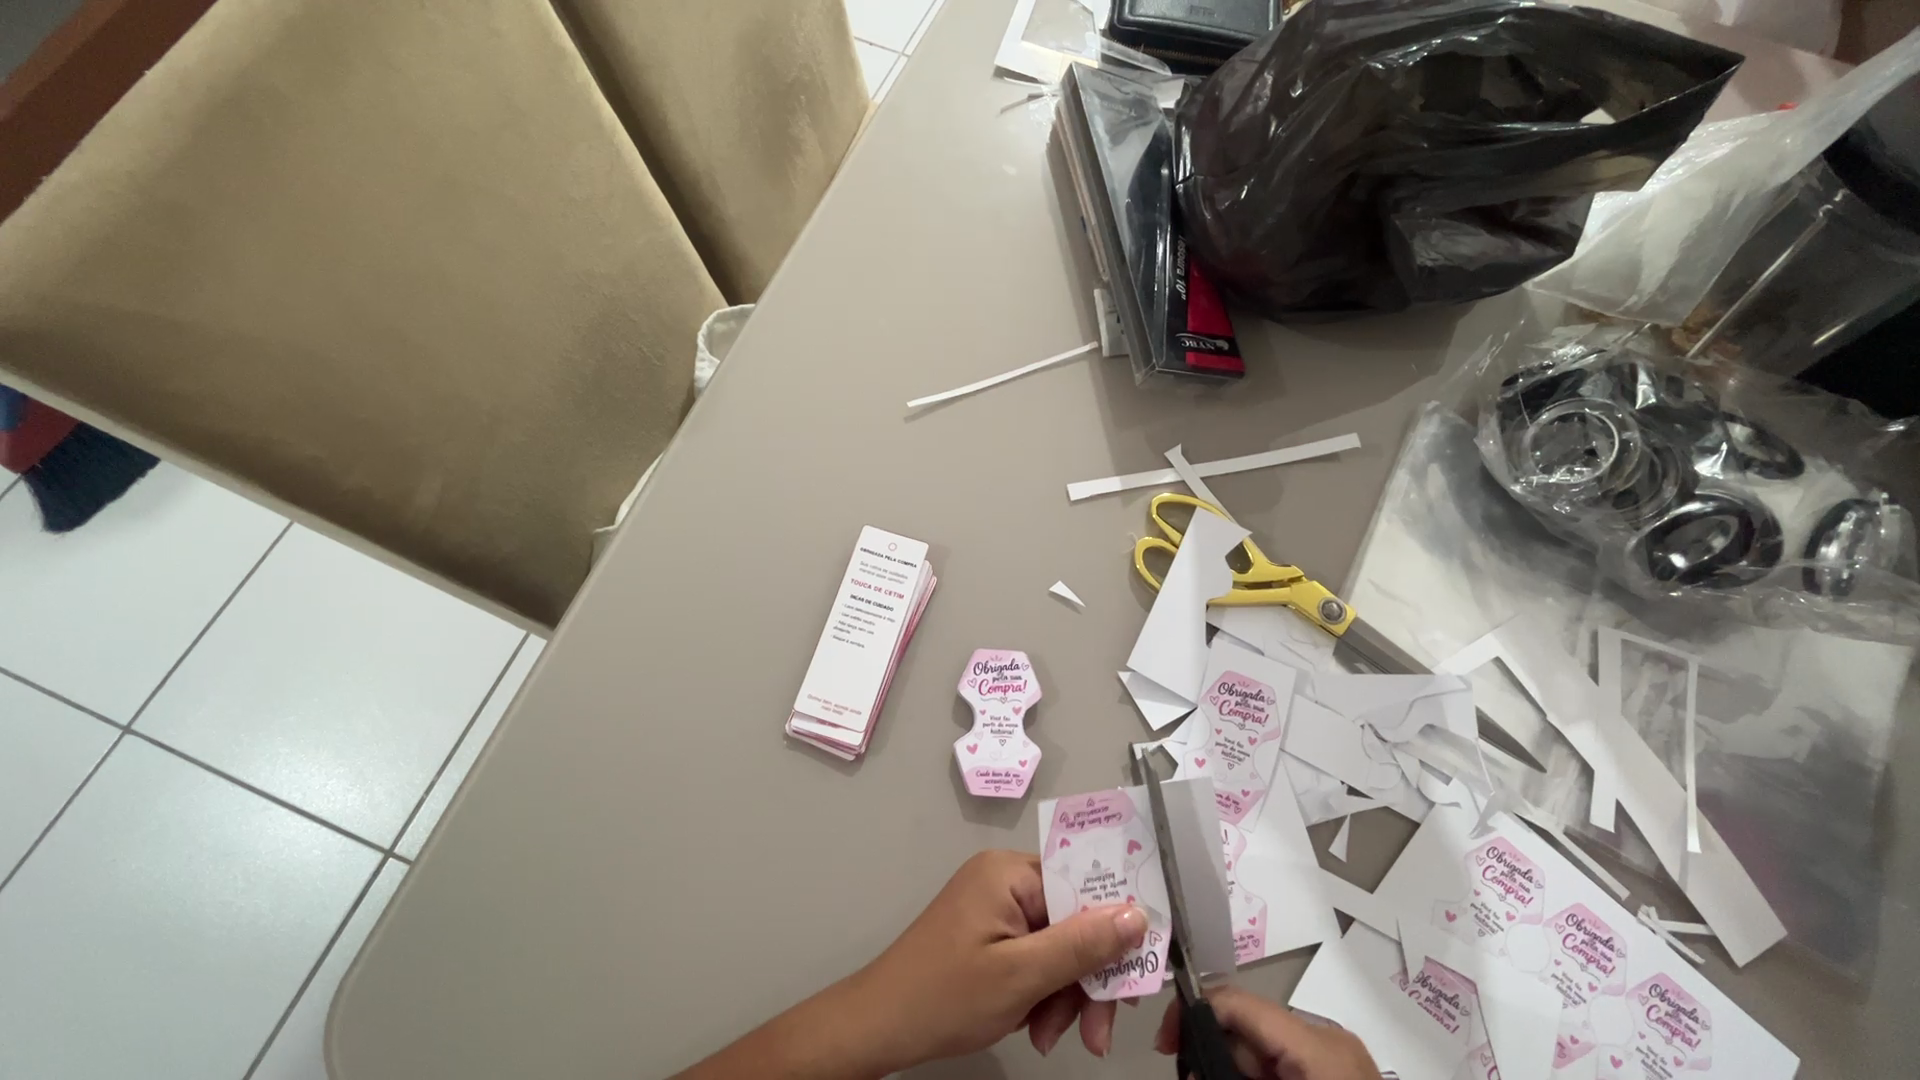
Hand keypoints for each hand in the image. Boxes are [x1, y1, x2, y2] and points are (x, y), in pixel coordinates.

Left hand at [844, 850, 1147, 1071]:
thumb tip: (1138, 914)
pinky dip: (1043, 994)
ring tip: (1052, 1038)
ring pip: (1058, 946)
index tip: (1138, 974)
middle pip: (1074, 921)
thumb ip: (1082, 945)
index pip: (1084, 886)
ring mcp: (996, 909)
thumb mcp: (1021, 975)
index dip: (1115, 928)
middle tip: (1097, 1033)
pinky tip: (1037, 1028)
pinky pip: (1036, 957)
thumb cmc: (946, 995)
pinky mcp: (991, 936)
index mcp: (1010, 873)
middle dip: (1086, 979)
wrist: (879, 1026)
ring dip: (1065, 995)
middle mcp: (1005, 881)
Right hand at [1155, 985, 1382, 1079]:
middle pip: (1249, 1027)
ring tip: (1208, 1079)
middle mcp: (1327, 1041)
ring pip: (1264, 1050)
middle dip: (1213, 1052)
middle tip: (1188, 1079)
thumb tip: (1190, 1066)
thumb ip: (1231, 1075)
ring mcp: (1337, 1061)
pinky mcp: (1338, 1077)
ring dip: (1235, 1072)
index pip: (1238, 1002)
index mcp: (1316, 1046)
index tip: (1164, 1046)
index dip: (1193, 1013)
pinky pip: (1284, 1068)